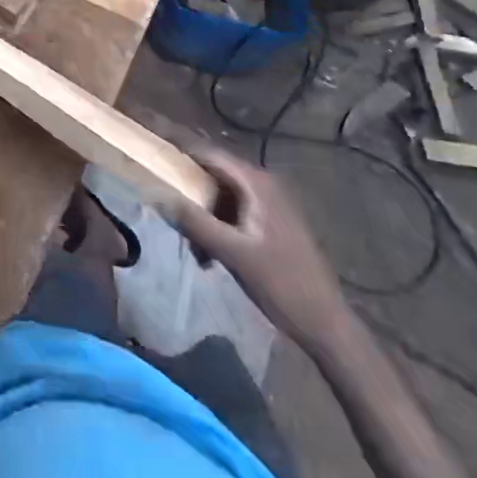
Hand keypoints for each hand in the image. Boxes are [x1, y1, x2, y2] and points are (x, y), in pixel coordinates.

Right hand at [177, 150, 353, 349]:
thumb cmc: (280, 284)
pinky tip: (210, 254)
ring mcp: (270, 204)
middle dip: (189, 192)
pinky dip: (218, 225)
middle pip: (214, 175)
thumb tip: (158, 194)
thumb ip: (194, 222)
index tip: (152, 161)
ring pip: (222, 196)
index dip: (179, 154)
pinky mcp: (271, 223)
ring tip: (192, 245)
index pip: (209, 154)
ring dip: (202, 214)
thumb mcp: (231, 252)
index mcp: (257, 184)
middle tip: (167, 212)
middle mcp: (265, 185)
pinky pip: (234, 212)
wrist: (325, 323)